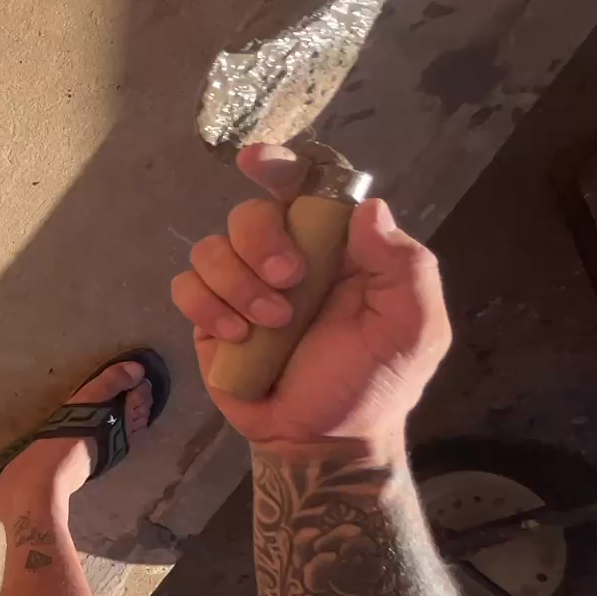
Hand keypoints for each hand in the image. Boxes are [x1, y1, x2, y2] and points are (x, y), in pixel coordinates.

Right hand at [170, 145, 450, 447]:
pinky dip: (206, 308)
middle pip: (247, 215)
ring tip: (266, 325)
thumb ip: (401, 267)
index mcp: (336, 251)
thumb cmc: (372, 381)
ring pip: (208, 251)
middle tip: (288, 283)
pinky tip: (233, 337)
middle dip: (260, 243)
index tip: (254, 161)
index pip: (305, 193)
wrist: (314, 433)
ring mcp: (238, 286)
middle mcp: (282, 258)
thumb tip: (366, 208)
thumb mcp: (411, 328)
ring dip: (236, 286)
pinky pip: (185, 287)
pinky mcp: (204, 313)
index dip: (279, 168)